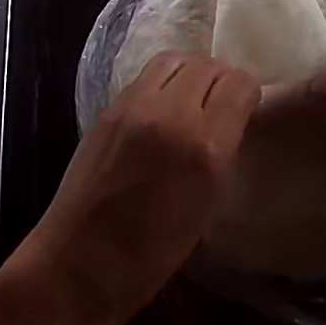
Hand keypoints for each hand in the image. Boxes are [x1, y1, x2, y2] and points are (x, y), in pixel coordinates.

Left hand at [11, 52, 259, 324]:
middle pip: (209, 64)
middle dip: (222, 79)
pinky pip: (147, 76)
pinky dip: (164, 82)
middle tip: (221, 103)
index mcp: (205, 146)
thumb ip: (222, 150)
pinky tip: (162, 108)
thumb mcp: (208, 203)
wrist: (78, 266)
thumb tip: (230, 118)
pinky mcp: (107, 109)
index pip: (240, 83)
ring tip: (192, 97)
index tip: (245, 111)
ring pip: (176, 59)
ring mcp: (133, 107)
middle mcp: (171, 114)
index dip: (247, 94)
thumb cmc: (153, 254)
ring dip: (191, 72)